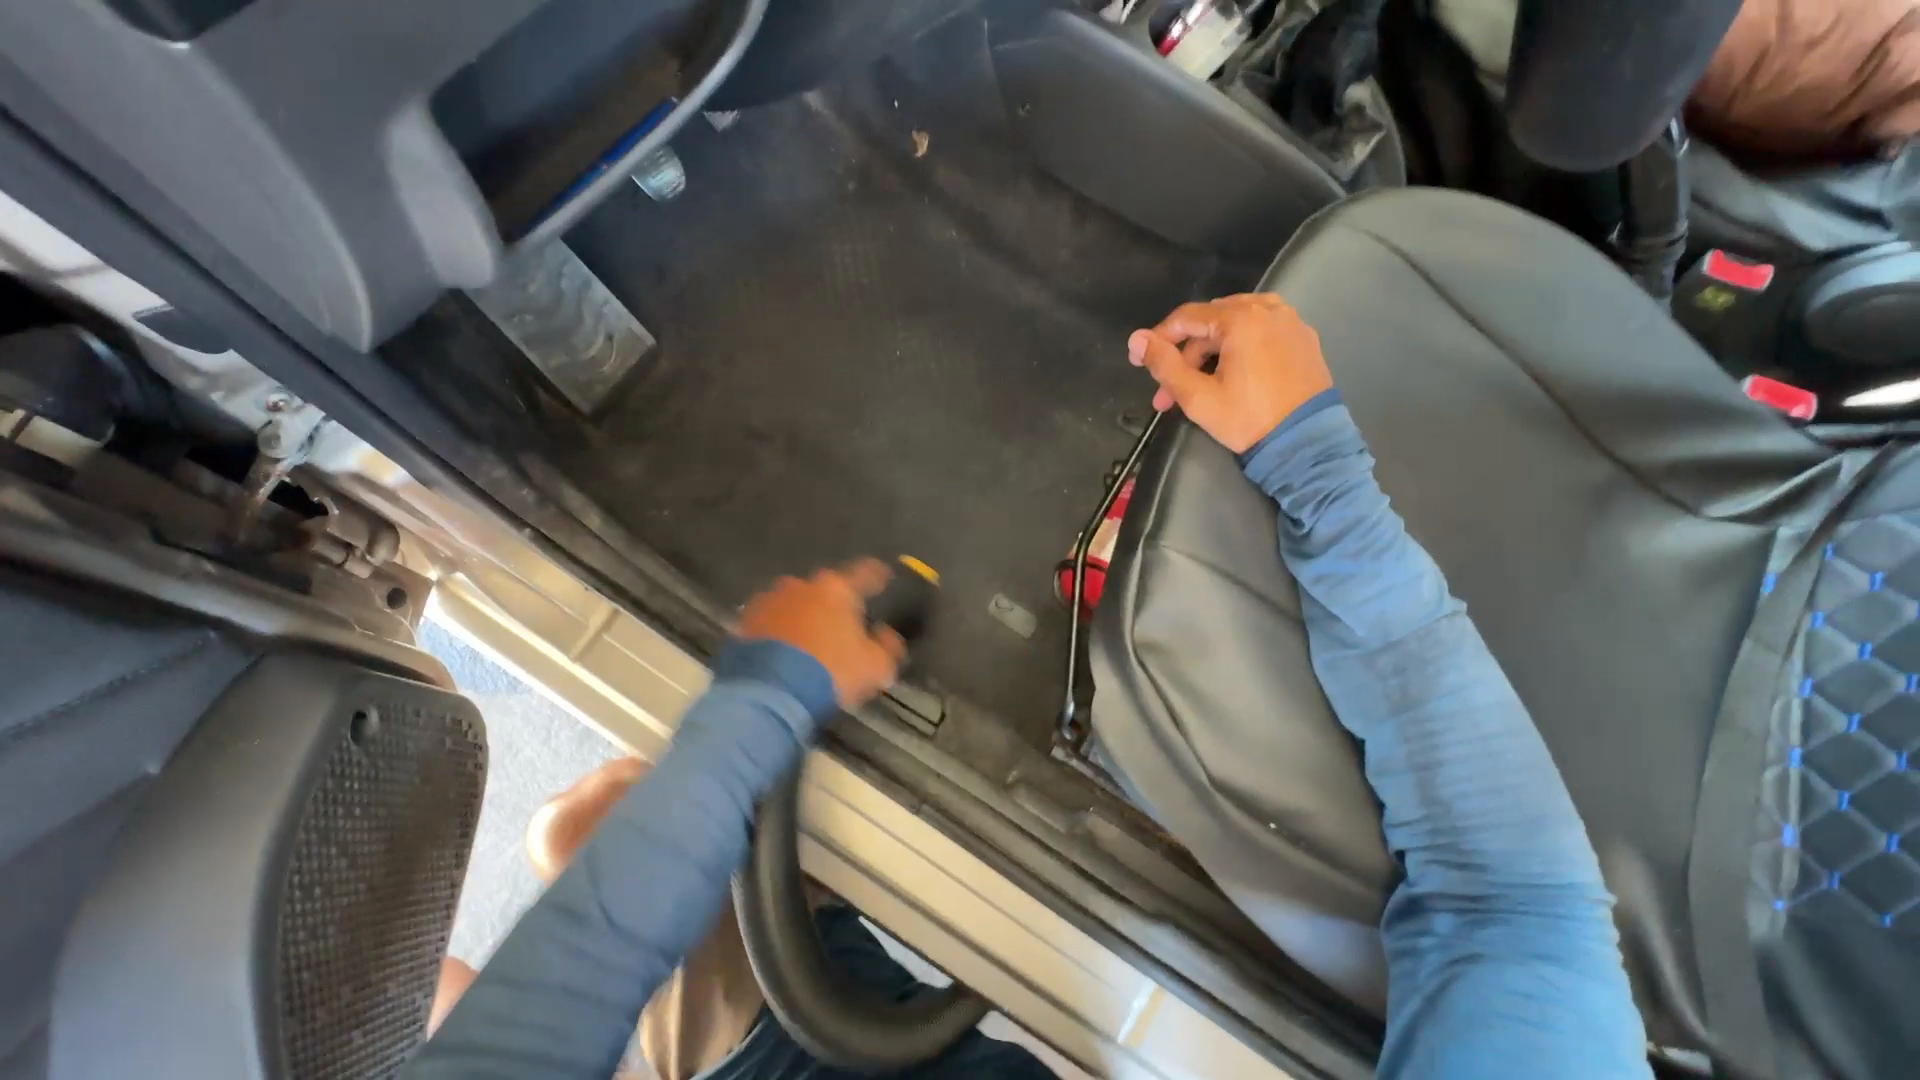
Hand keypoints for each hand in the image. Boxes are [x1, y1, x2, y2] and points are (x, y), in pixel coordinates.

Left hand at [737, 559, 906, 707]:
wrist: (769, 693)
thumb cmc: (830, 672)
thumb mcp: (875, 667)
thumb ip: (888, 646)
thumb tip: (887, 635)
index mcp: (837, 589)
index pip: (865, 573)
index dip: (878, 576)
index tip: (883, 578)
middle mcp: (801, 586)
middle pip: (825, 589)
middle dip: (833, 604)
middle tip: (840, 627)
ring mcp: (768, 601)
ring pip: (793, 603)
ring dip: (802, 616)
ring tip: (807, 642)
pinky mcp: (744, 622)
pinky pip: (769, 622)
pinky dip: (778, 632)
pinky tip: (782, 651)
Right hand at [1129, 293, 1333, 453]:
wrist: (1307, 443)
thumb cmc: (1249, 419)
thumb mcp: (1198, 396)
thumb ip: (1164, 365)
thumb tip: (1136, 339)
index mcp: (1241, 319)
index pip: (1186, 317)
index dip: (1158, 338)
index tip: (1140, 361)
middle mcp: (1267, 309)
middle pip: (1211, 322)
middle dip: (1185, 355)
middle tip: (1169, 392)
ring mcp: (1290, 321)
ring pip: (1235, 325)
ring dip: (1210, 351)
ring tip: (1198, 384)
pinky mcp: (1303, 338)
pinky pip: (1261, 331)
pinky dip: (1240, 348)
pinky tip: (1232, 374)